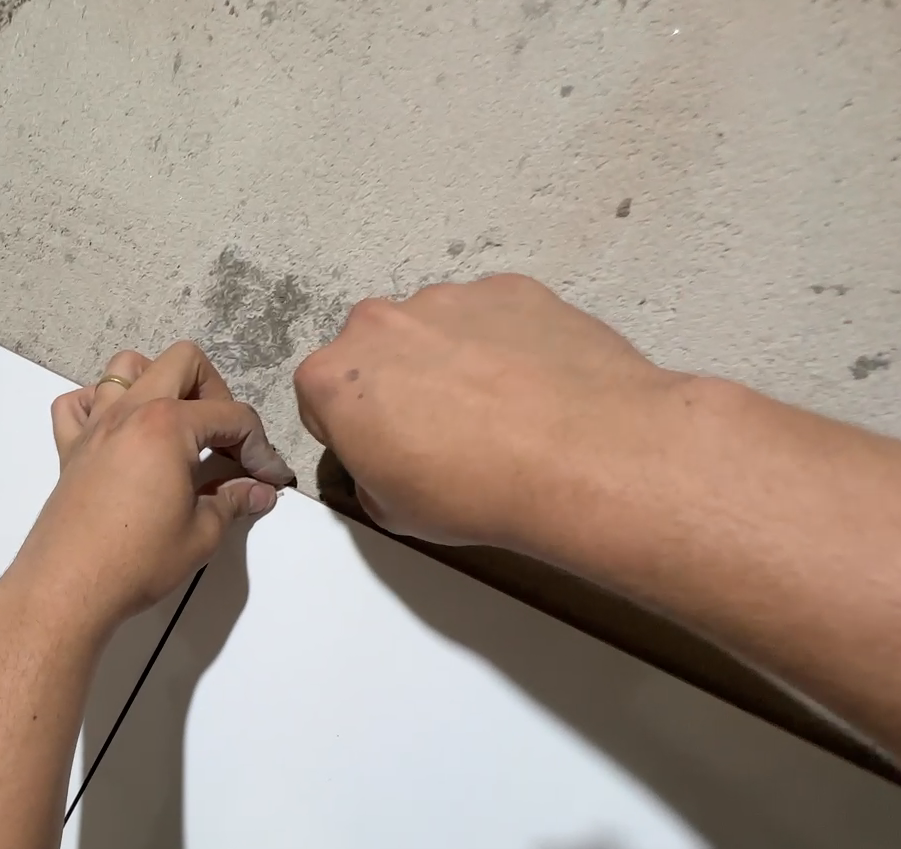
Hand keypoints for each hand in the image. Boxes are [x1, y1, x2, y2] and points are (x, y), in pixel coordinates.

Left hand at [0, 342, 295, 635]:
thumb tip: (259, 493)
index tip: (268, 479)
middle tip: (222, 439)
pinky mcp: (68, 449)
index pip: (232, 415)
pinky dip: (96, 405)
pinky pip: (76, 404)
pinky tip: (117, 435)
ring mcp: (94, 425)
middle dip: (215, 391)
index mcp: (168, 424)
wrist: (69, 586)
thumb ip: (232, 502)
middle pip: (183, 362)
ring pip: (125, 367)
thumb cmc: (138, 560)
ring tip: (172, 427)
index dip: (260, 447)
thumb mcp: (200, 534)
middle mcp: (130, 411)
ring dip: (156, 383)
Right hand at [292, 273, 690, 548]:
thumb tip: (387, 461)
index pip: (319, 400)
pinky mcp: (508, 289)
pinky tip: (525, 385)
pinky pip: (487, 315)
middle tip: (433, 430)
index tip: (380, 449)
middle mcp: (375, 325)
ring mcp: (444, 300)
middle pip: (370, 354)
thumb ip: (365, 471)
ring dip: (444, 360)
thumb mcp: (387, 508)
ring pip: (428, 330)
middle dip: (391, 384)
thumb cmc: (470, 488)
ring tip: (489, 408)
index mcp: (330, 378)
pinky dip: (497, 342)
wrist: (581, 457)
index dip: (348, 430)